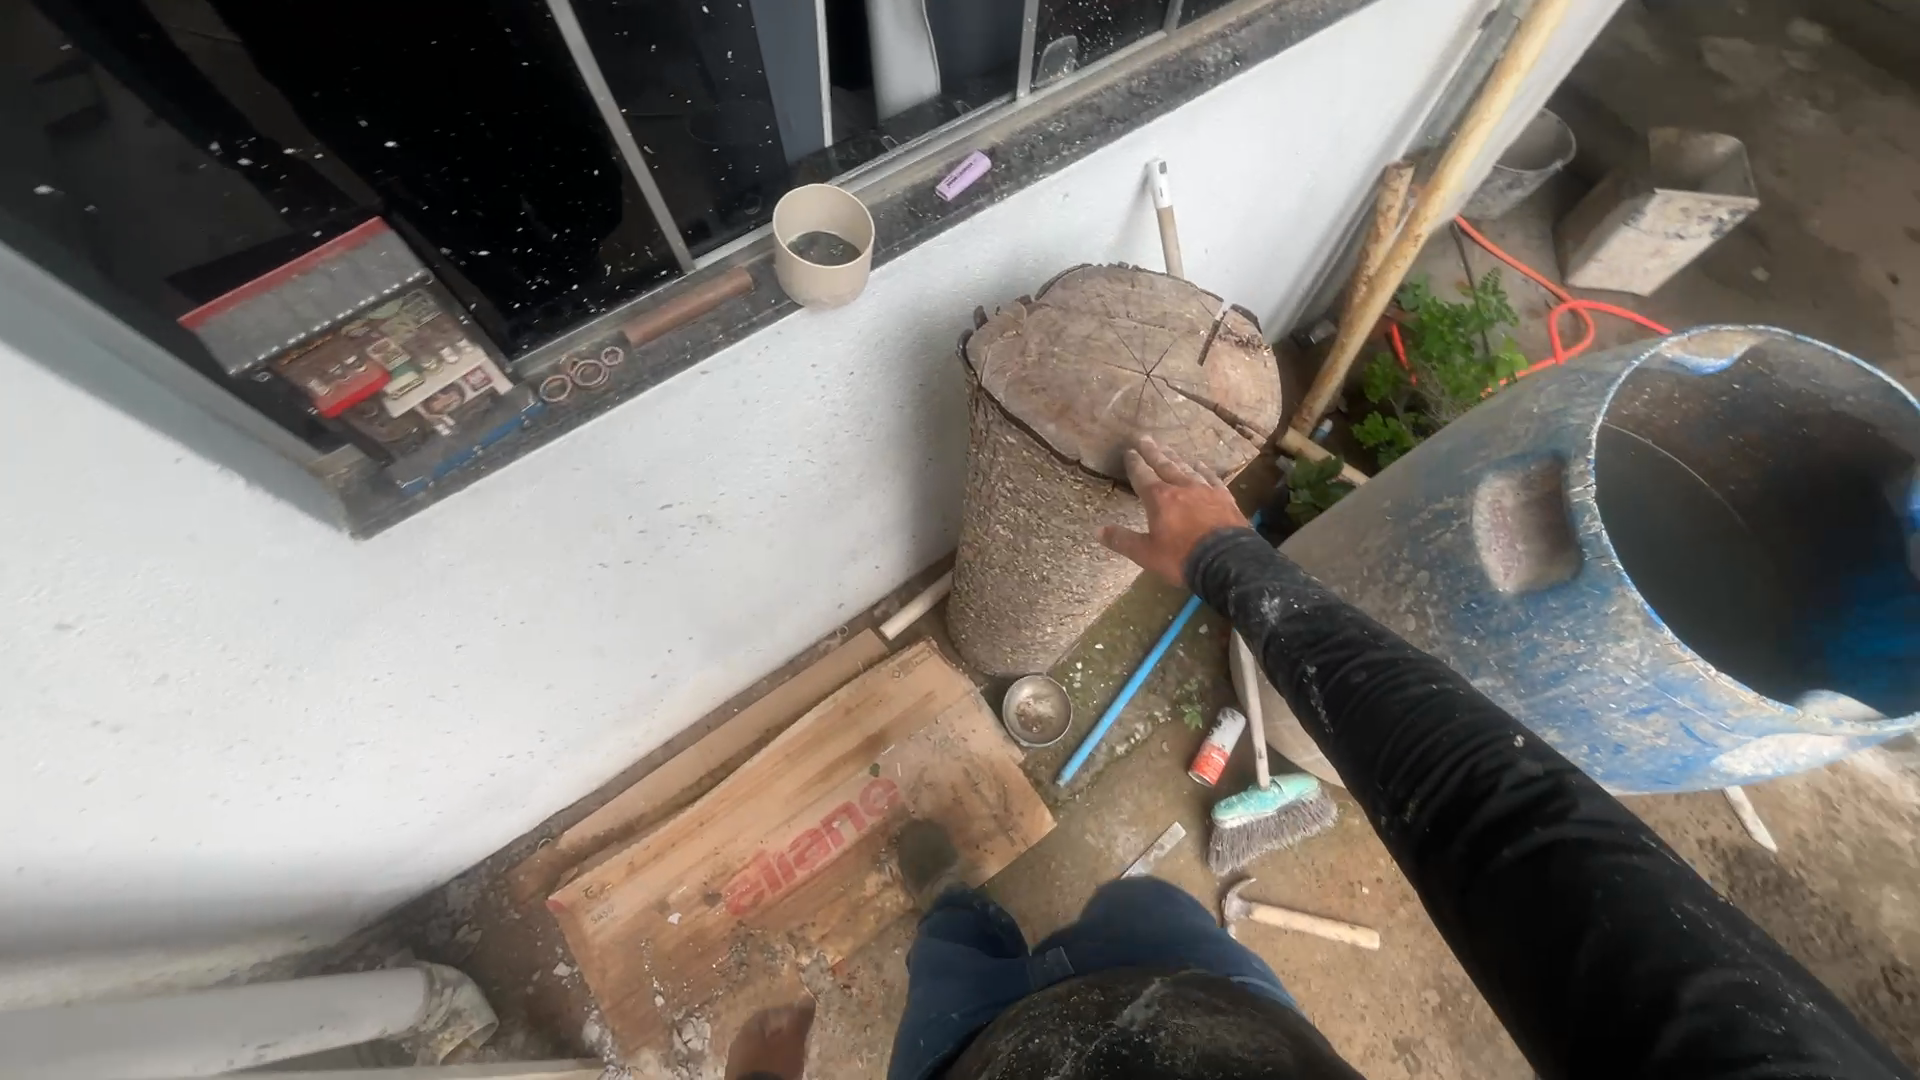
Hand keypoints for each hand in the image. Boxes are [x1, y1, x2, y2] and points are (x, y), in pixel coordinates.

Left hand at [723, 1001, 815, 1079]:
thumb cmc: (774, 1066)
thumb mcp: (792, 1041)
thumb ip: (799, 1020)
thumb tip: (808, 999)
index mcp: (748, 1030)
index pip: (767, 1014)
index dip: (785, 1013)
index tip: (800, 1019)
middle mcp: (738, 1045)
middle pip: (763, 1034)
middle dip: (781, 1034)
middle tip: (798, 1039)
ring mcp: (737, 1066)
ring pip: (760, 1052)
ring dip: (776, 1052)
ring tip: (792, 1057)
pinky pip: (758, 1067)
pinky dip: (770, 1066)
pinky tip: (781, 1071)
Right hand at [1098, 436, 1248, 586]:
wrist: (1228, 561)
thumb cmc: (1181, 557)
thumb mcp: (1146, 554)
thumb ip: (1122, 540)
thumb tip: (1097, 531)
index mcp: (1159, 499)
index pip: (1142, 476)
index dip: (1134, 463)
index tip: (1129, 451)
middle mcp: (1181, 488)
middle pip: (1164, 465)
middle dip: (1153, 452)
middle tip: (1146, 438)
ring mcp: (1205, 491)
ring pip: (1187, 468)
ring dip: (1176, 458)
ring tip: (1169, 449)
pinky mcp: (1224, 498)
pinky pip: (1211, 478)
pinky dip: (1203, 470)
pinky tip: (1200, 465)